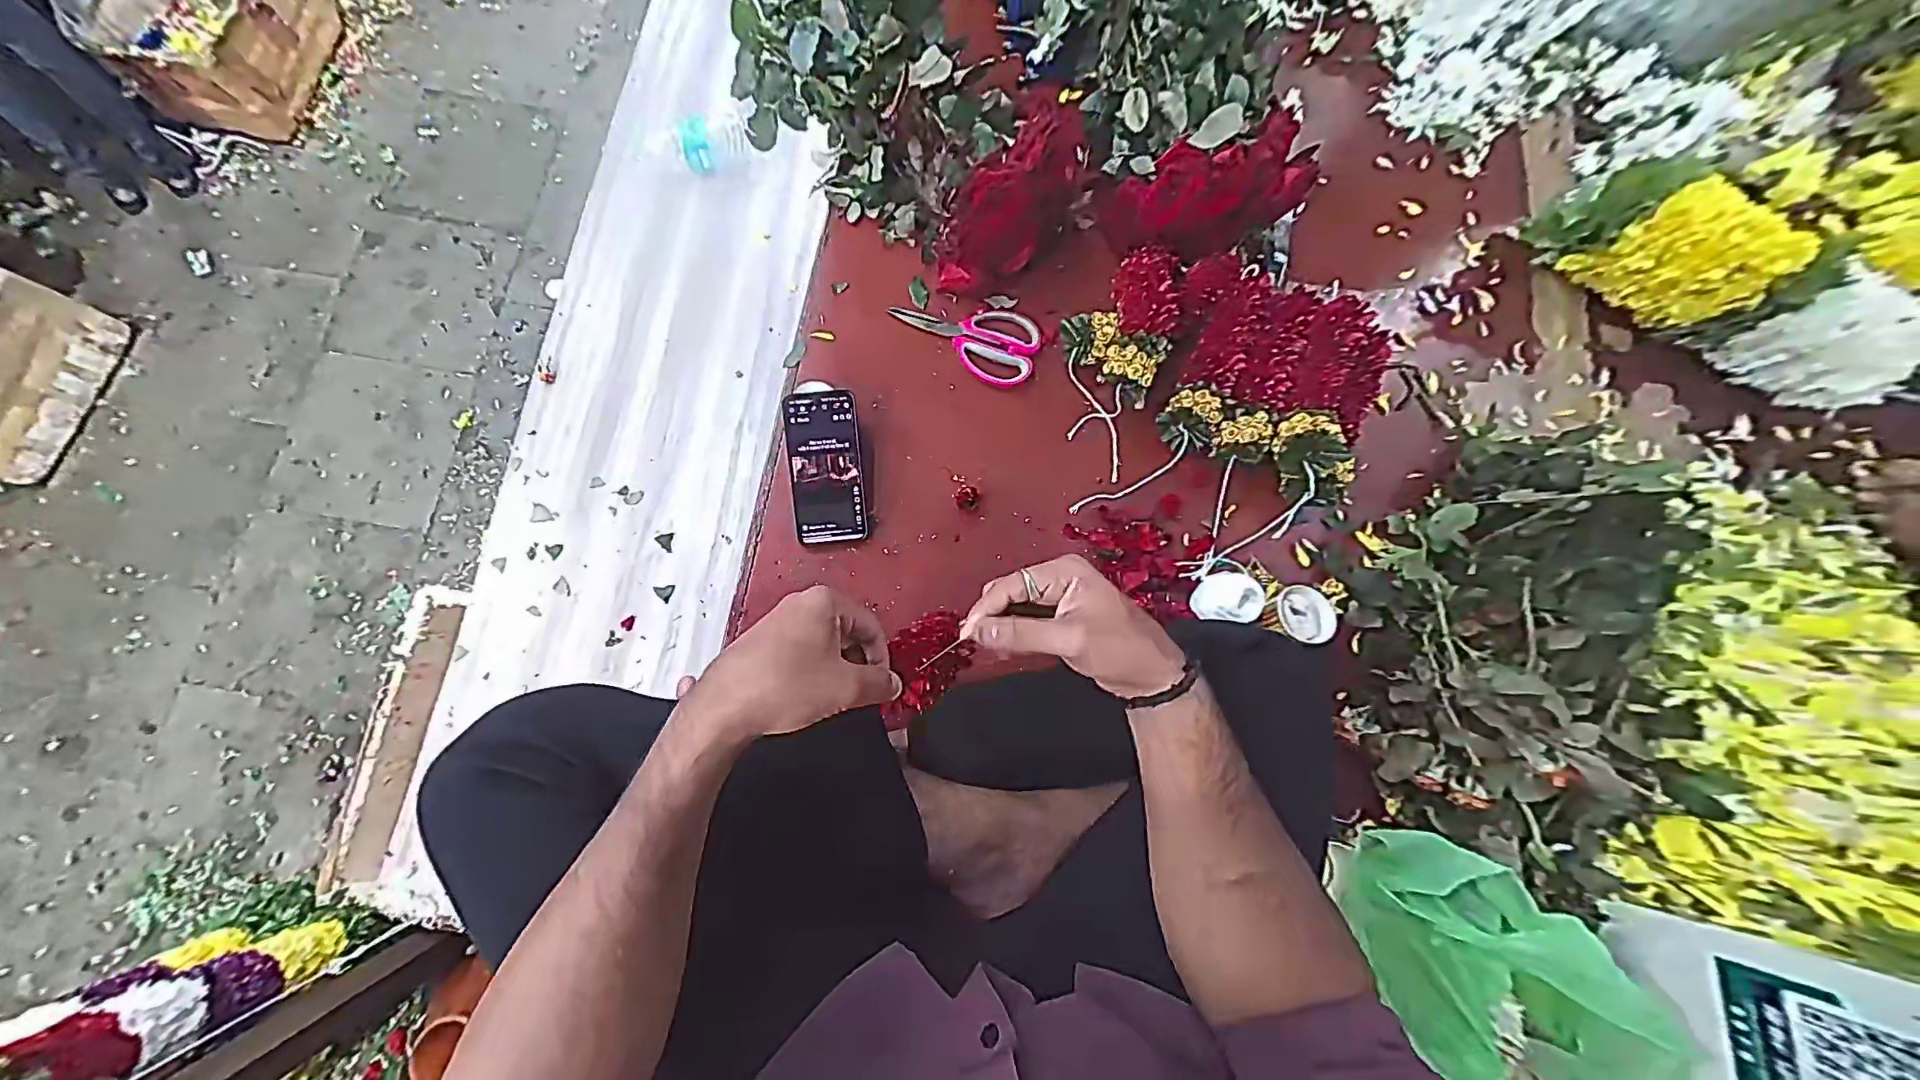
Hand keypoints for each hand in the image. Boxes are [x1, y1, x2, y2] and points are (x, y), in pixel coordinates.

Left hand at [675, 586, 900, 740]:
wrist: (724, 707)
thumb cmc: (778, 686)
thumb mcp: (846, 688)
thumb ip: (879, 683)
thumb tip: (891, 683)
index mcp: (824, 601)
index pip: (872, 626)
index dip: (882, 659)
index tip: (882, 682)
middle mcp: (801, 604)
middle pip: (849, 633)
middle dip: (859, 665)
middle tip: (860, 692)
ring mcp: (780, 621)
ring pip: (825, 644)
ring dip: (836, 670)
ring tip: (831, 697)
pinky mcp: (765, 642)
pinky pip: (803, 652)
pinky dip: (813, 672)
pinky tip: (806, 696)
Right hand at [959, 555, 1185, 699]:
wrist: (1152, 674)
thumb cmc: (1120, 649)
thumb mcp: (1069, 639)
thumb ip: (1021, 633)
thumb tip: (978, 631)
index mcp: (1064, 571)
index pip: (1012, 584)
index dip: (986, 608)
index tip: (967, 632)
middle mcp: (1059, 578)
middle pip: (1010, 592)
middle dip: (991, 616)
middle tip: (976, 643)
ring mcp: (1059, 598)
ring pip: (1015, 608)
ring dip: (1001, 627)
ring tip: (988, 649)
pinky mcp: (1059, 617)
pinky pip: (1026, 620)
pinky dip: (1013, 634)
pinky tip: (1004, 649)